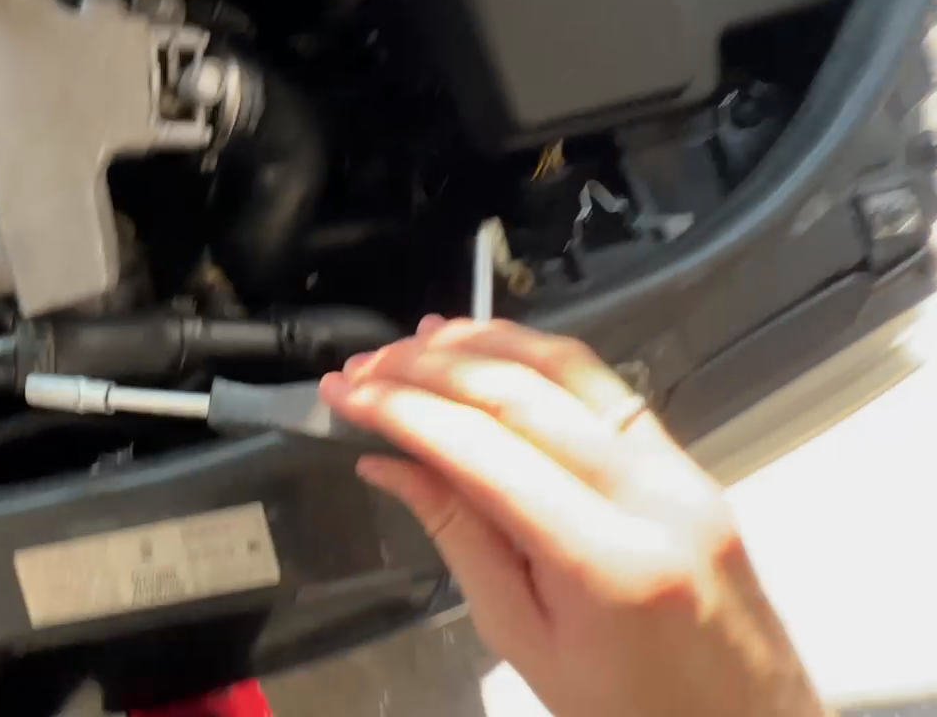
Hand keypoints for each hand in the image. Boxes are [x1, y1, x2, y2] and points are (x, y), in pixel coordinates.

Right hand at [320, 317, 825, 716]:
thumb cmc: (627, 706)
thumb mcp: (518, 632)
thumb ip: (453, 531)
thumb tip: (382, 461)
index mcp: (608, 561)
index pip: (478, 449)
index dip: (397, 409)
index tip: (340, 392)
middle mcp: (653, 497)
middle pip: (514, 393)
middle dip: (420, 368)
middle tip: (359, 367)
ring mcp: (678, 469)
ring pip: (559, 366)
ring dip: (470, 344)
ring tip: (407, 343)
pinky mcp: (682, 457)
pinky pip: (594, 378)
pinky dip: (523, 348)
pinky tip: (476, 344)